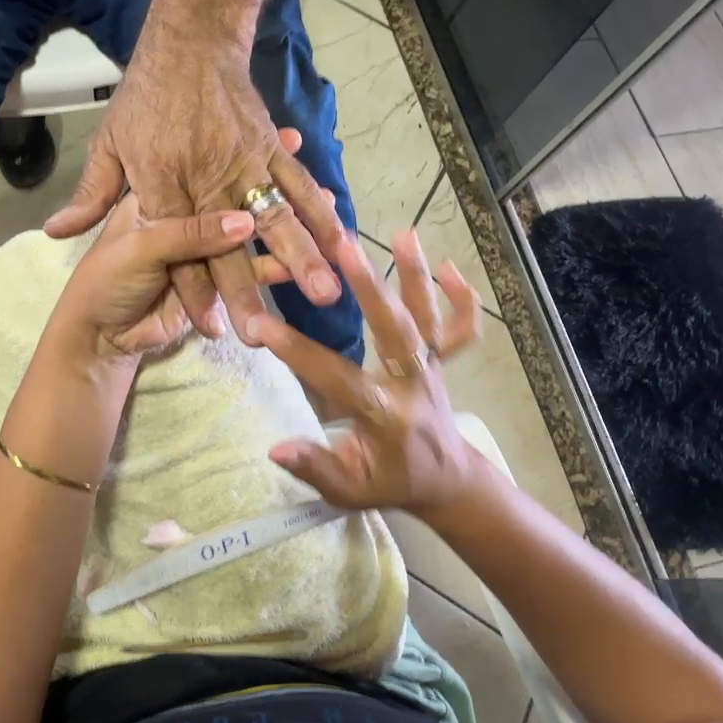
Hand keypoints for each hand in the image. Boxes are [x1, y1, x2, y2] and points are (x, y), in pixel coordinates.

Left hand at [45, 45, 346, 349]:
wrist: (190, 43)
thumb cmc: (144, 97)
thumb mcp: (108, 144)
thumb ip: (90, 195)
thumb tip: (56, 233)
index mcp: (163, 185)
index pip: (177, 247)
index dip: (193, 289)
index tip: (209, 327)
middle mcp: (207, 181)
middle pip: (228, 245)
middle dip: (249, 289)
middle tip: (266, 330)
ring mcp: (244, 165)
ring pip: (276, 218)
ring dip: (303, 256)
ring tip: (326, 291)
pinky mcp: (270, 150)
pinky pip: (298, 186)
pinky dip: (321, 214)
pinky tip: (342, 242)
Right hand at [251, 230, 484, 515]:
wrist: (447, 481)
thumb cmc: (390, 483)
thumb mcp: (348, 489)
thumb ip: (314, 466)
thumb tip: (275, 449)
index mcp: (385, 416)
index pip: (336, 377)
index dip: (297, 351)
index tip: (261, 325)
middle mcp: (413, 384)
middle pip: (394, 330)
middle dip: (370, 286)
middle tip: (344, 246)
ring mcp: (432, 369)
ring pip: (428, 318)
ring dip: (416, 275)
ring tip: (404, 233)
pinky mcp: (443, 361)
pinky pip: (460, 329)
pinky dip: (461, 299)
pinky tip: (448, 267)